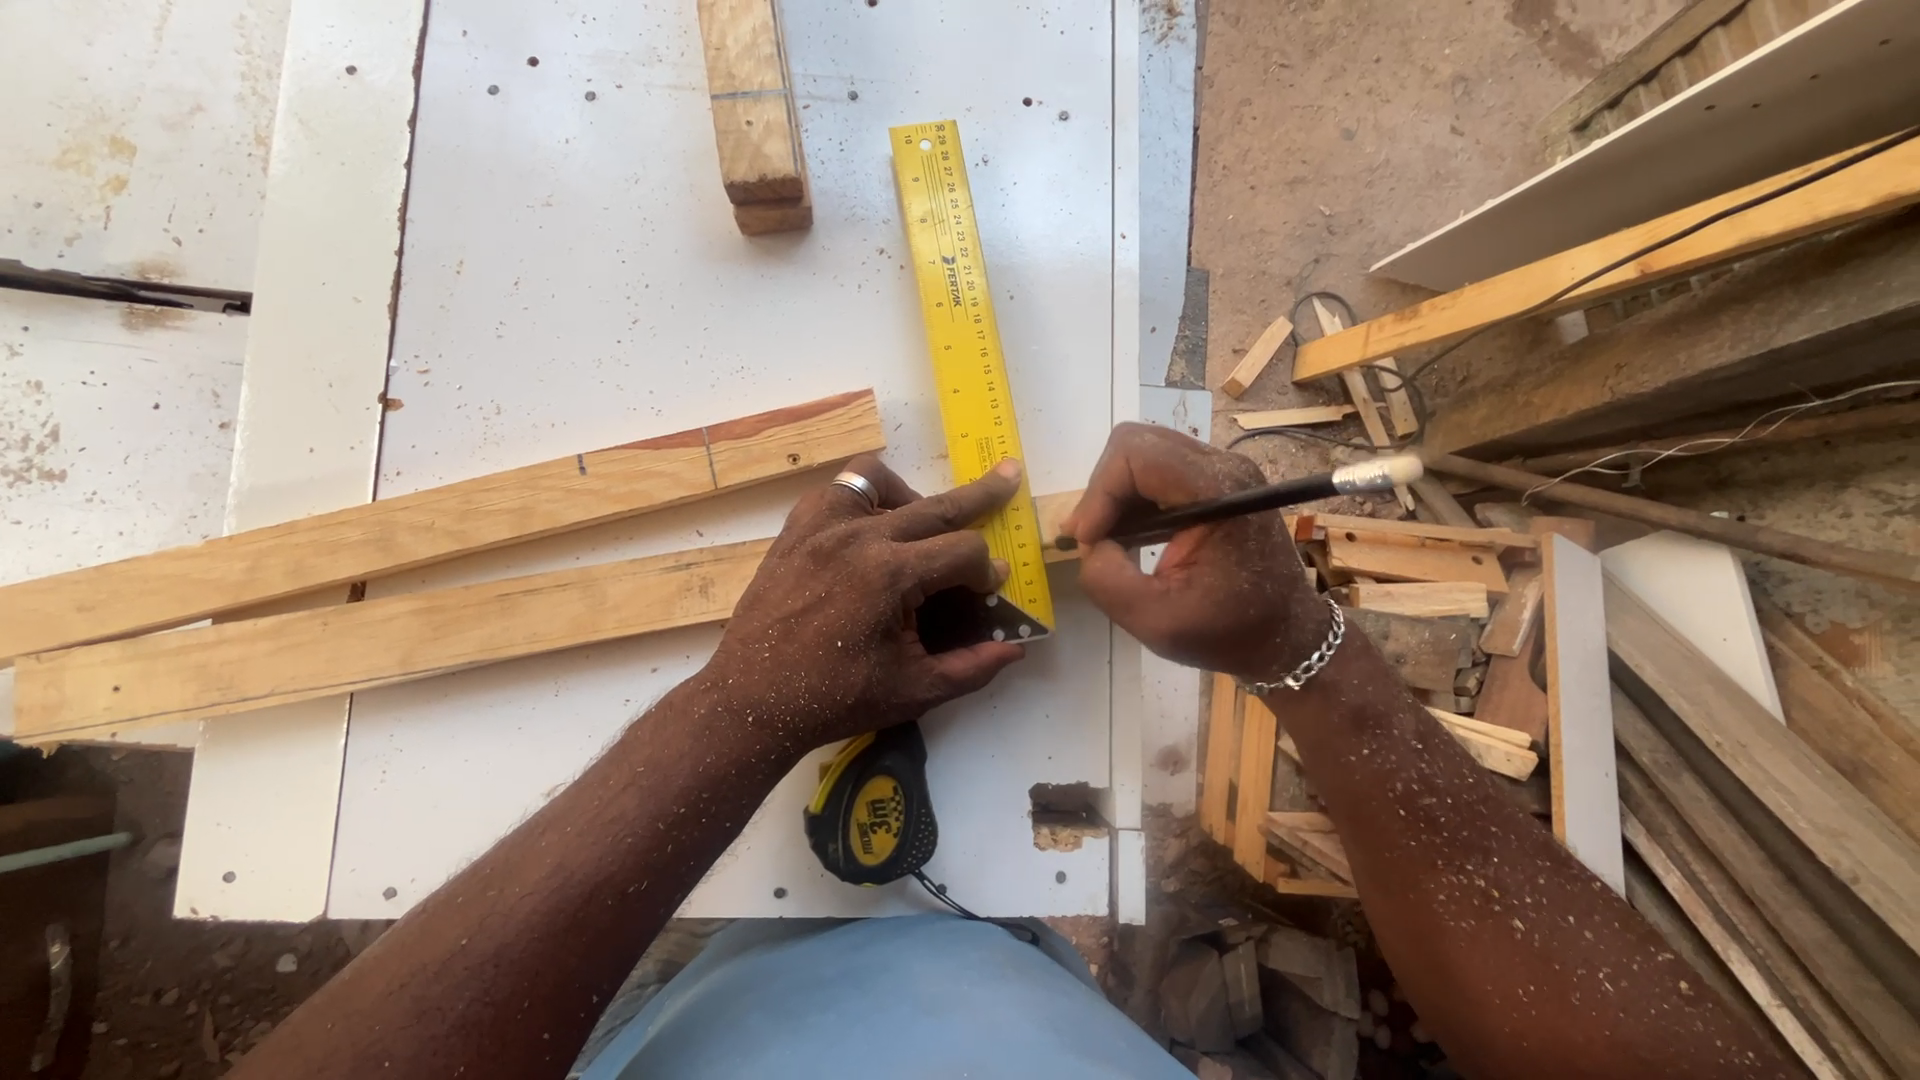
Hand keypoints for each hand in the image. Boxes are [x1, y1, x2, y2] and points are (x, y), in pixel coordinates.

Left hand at [705, 455, 1027, 756]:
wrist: (754, 701)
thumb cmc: (835, 700)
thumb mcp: (914, 690)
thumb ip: (971, 667)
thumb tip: (1015, 647)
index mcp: (891, 575)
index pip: (964, 551)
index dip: (986, 571)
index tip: (988, 590)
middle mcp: (859, 537)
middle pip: (937, 505)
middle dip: (982, 497)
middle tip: (1009, 477)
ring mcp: (822, 527)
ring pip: (879, 480)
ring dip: (913, 496)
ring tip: (926, 519)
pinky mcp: (796, 530)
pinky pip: (836, 490)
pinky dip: (862, 497)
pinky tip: (872, 524)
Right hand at [1062, 423, 1324, 680]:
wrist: (1285, 637)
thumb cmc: (1229, 632)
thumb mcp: (1156, 621)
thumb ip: (1108, 579)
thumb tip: (1090, 544)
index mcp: (1218, 492)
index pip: (1135, 454)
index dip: (1099, 492)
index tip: (1087, 539)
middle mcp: (1223, 466)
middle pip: (1136, 445)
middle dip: (1103, 491)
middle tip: (1092, 539)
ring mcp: (1222, 471)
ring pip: (1143, 454)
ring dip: (1116, 495)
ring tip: (1109, 541)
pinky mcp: (1216, 482)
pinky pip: (1157, 470)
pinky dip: (1132, 499)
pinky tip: (1131, 536)